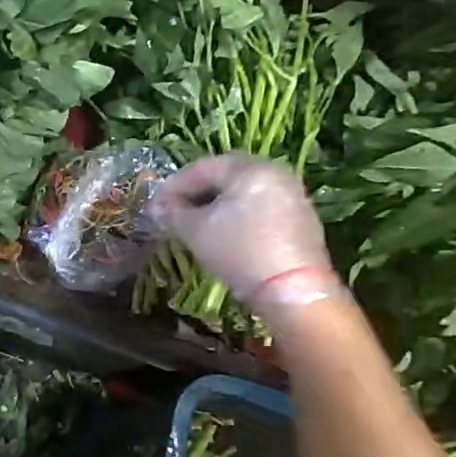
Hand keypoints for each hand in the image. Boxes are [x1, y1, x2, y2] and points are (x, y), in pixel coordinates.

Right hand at [152, 154, 341, 318]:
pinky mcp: (300, 218)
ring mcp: (291, 194)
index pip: (202, 168)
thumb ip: (173, 214)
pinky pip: (260, 207)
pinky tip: (224, 234)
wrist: (291, 289)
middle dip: (196, 193)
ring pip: (244, 192)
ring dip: (216, 204)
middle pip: (226, 176)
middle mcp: (274, 172)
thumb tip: (157, 209)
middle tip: (173, 212)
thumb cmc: (238, 251)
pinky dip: (238, 215)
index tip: (155, 205)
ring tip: (196, 224)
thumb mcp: (195, 232)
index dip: (174, 185)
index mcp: (249, 168)